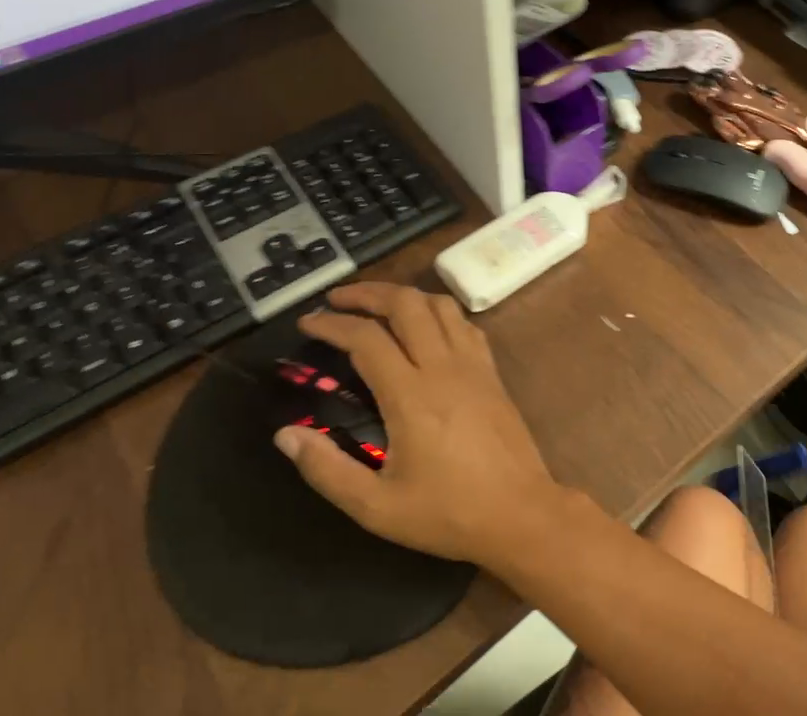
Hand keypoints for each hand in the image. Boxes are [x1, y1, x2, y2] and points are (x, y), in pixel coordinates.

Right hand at [272, 282, 567, 564]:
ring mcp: (474, 366)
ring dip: (406, 296)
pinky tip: (425, 328)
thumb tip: (286, 434)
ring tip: (378, 306)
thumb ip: (327, 470)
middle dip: (368, 292)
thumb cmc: (448, 513)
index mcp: (411, 395)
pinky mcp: (493, 374)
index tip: (307, 322)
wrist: (521, 514)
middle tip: (338, 299)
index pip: (366, 338)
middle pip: (407, 303)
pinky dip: (438, 313)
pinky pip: (465, 325)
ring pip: (441, 305)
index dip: (332, 323)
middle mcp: (444, 368)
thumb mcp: (376, 507)